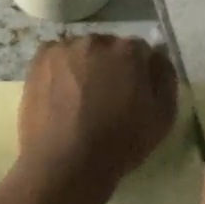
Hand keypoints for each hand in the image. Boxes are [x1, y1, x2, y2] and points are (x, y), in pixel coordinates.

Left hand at [18, 35, 179, 188]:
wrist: (65, 162)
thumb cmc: (119, 143)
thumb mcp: (162, 117)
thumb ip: (165, 78)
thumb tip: (157, 57)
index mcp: (129, 51)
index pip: (140, 51)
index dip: (138, 72)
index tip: (133, 92)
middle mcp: (97, 41)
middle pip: (109, 47)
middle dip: (110, 65)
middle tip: (105, 96)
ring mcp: (65, 48)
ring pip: (81, 51)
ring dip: (84, 65)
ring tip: (79, 97)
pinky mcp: (40, 60)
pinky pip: (56, 56)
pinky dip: (60, 68)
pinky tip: (60, 92)